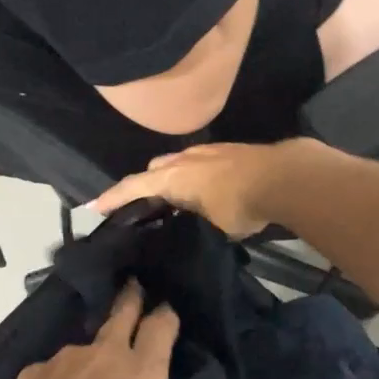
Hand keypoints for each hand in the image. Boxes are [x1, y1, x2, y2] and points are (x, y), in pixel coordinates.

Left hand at [0, 283, 210, 378]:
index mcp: (142, 375)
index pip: (160, 327)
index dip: (165, 315)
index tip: (167, 310)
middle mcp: (106, 355)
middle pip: (123, 314)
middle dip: (131, 299)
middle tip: (135, 287)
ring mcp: (66, 358)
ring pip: (89, 345)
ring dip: (96, 354)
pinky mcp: (33, 370)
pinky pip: (58, 369)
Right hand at [93, 139, 330, 237]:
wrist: (283, 176)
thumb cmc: (240, 204)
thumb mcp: (210, 226)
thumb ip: (193, 223)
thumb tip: (188, 227)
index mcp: (172, 177)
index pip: (133, 186)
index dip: (113, 197)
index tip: (95, 206)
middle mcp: (183, 159)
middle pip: (154, 170)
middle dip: (146, 186)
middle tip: (144, 206)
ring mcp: (206, 151)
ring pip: (178, 163)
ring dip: (173, 179)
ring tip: (178, 199)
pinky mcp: (227, 150)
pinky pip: (199, 162)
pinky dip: (195, 175)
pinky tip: (207, 189)